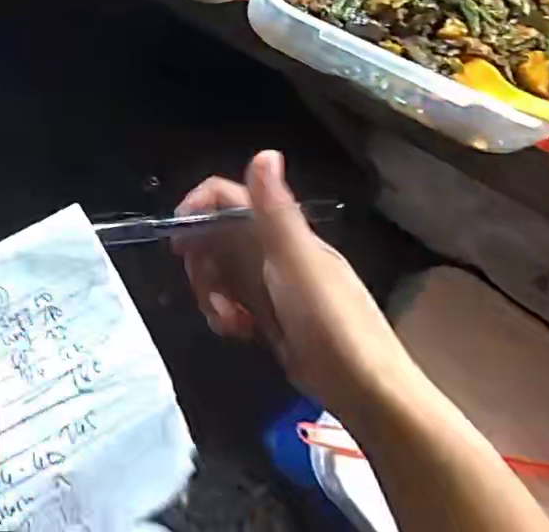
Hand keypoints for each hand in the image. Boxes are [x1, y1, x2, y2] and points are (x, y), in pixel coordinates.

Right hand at [173, 152, 407, 404]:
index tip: (179, 240)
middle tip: (204, 290)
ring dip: (212, 291)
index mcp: (283, 232)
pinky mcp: (272, 316)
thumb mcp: (297, 262)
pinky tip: (237, 333)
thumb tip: (265, 152)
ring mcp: (274, 285)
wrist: (369, 395)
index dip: (199, 207)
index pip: (230, 198)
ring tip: (226, 320)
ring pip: (223, 271)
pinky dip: (226, 314)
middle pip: (218, 237)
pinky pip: (234, 301)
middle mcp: (276, 251)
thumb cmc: (331, 323)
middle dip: (202, 261)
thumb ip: (275, 211)